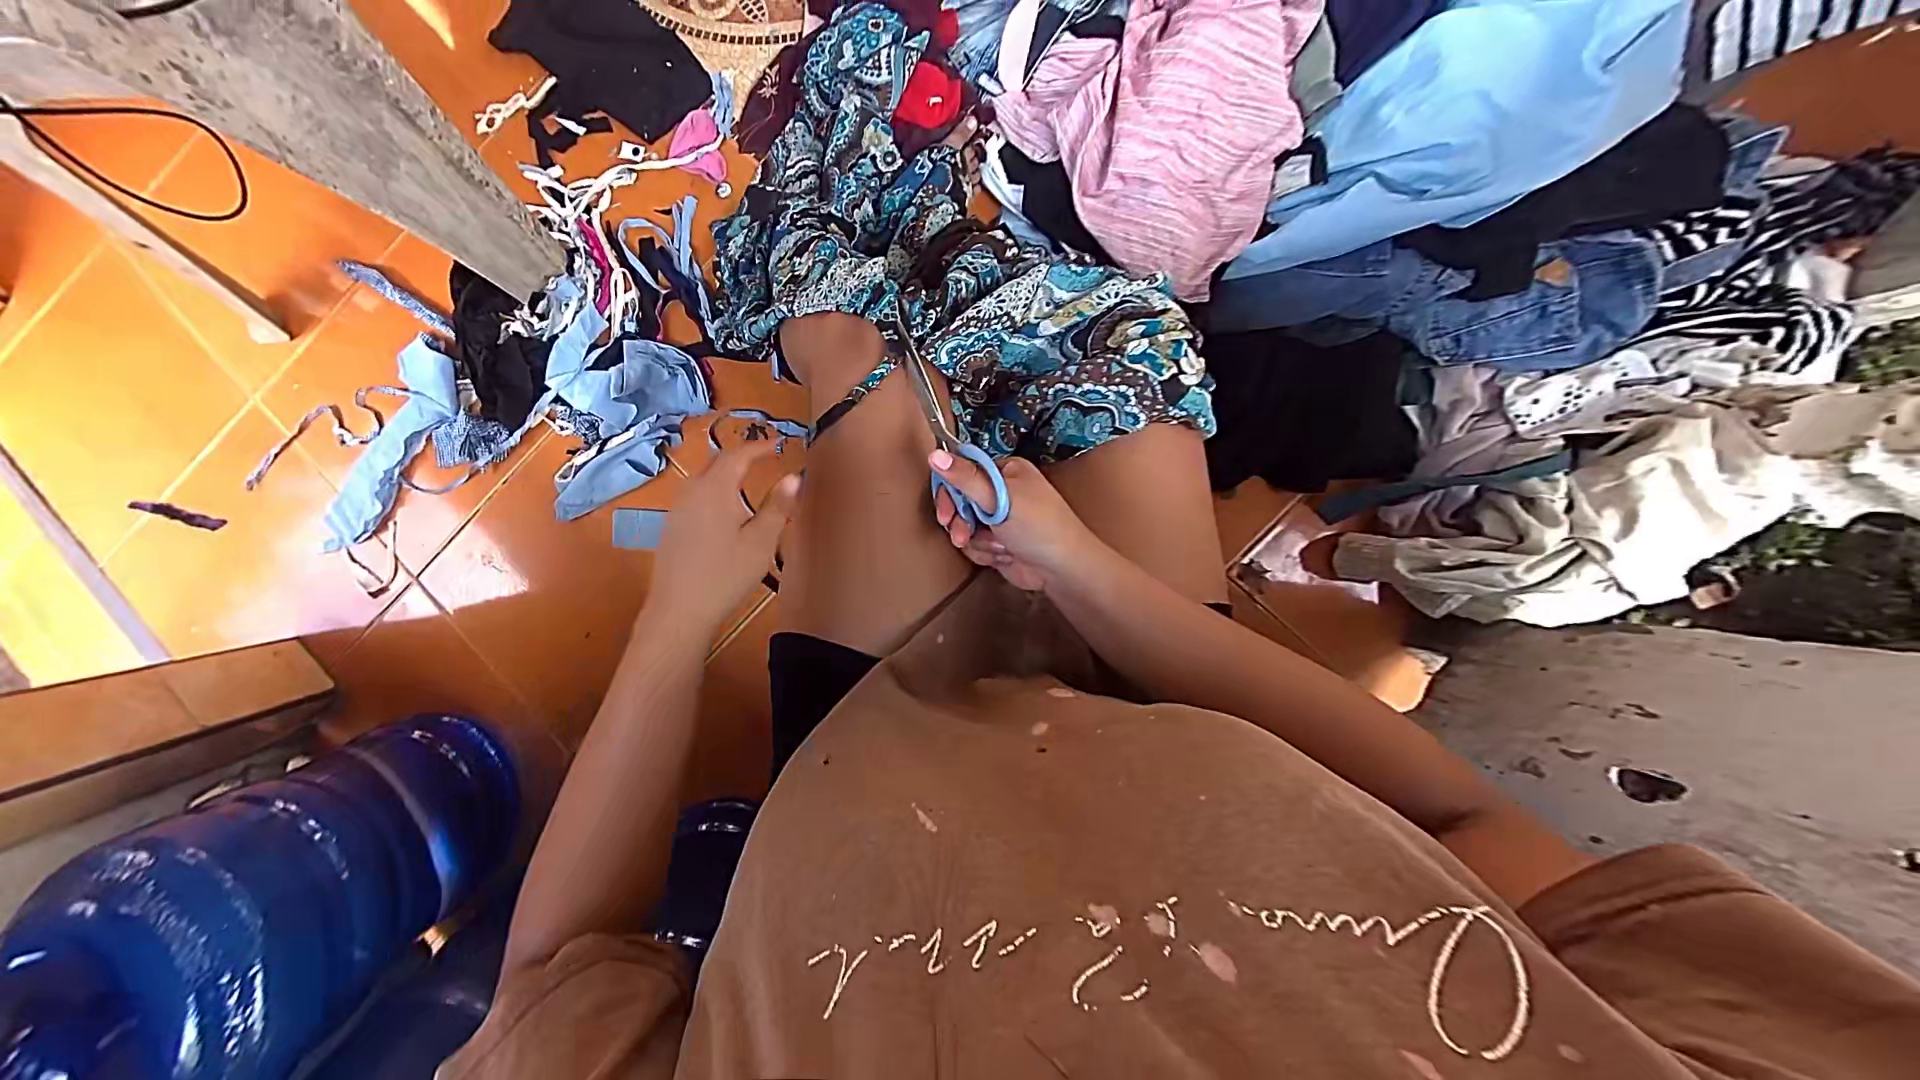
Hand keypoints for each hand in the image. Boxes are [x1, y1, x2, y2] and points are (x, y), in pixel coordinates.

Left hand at [645, 440, 799, 636]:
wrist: (679, 611)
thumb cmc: (725, 576)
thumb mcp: (761, 541)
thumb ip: (778, 506)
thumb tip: (793, 478)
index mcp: (715, 490)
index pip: (738, 455)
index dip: (758, 447)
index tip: (777, 444)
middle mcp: (692, 492)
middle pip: (716, 462)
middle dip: (741, 456)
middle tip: (763, 458)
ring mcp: (677, 510)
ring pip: (703, 479)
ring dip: (726, 474)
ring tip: (748, 481)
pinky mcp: (671, 527)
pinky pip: (695, 496)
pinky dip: (714, 491)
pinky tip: (725, 511)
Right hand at [930, 448, 1100, 592]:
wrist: (1061, 569)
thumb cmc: (1038, 526)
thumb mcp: (998, 498)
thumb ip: (965, 477)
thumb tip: (935, 453)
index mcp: (1005, 472)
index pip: (963, 472)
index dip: (950, 493)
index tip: (945, 512)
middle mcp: (1001, 492)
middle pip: (960, 502)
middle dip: (963, 523)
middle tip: (962, 535)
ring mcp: (999, 519)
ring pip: (965, 527)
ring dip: (979, 541)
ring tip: (1000, 547)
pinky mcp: (997, 542)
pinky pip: (974, 546)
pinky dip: (985, 554)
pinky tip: (1005, 556)